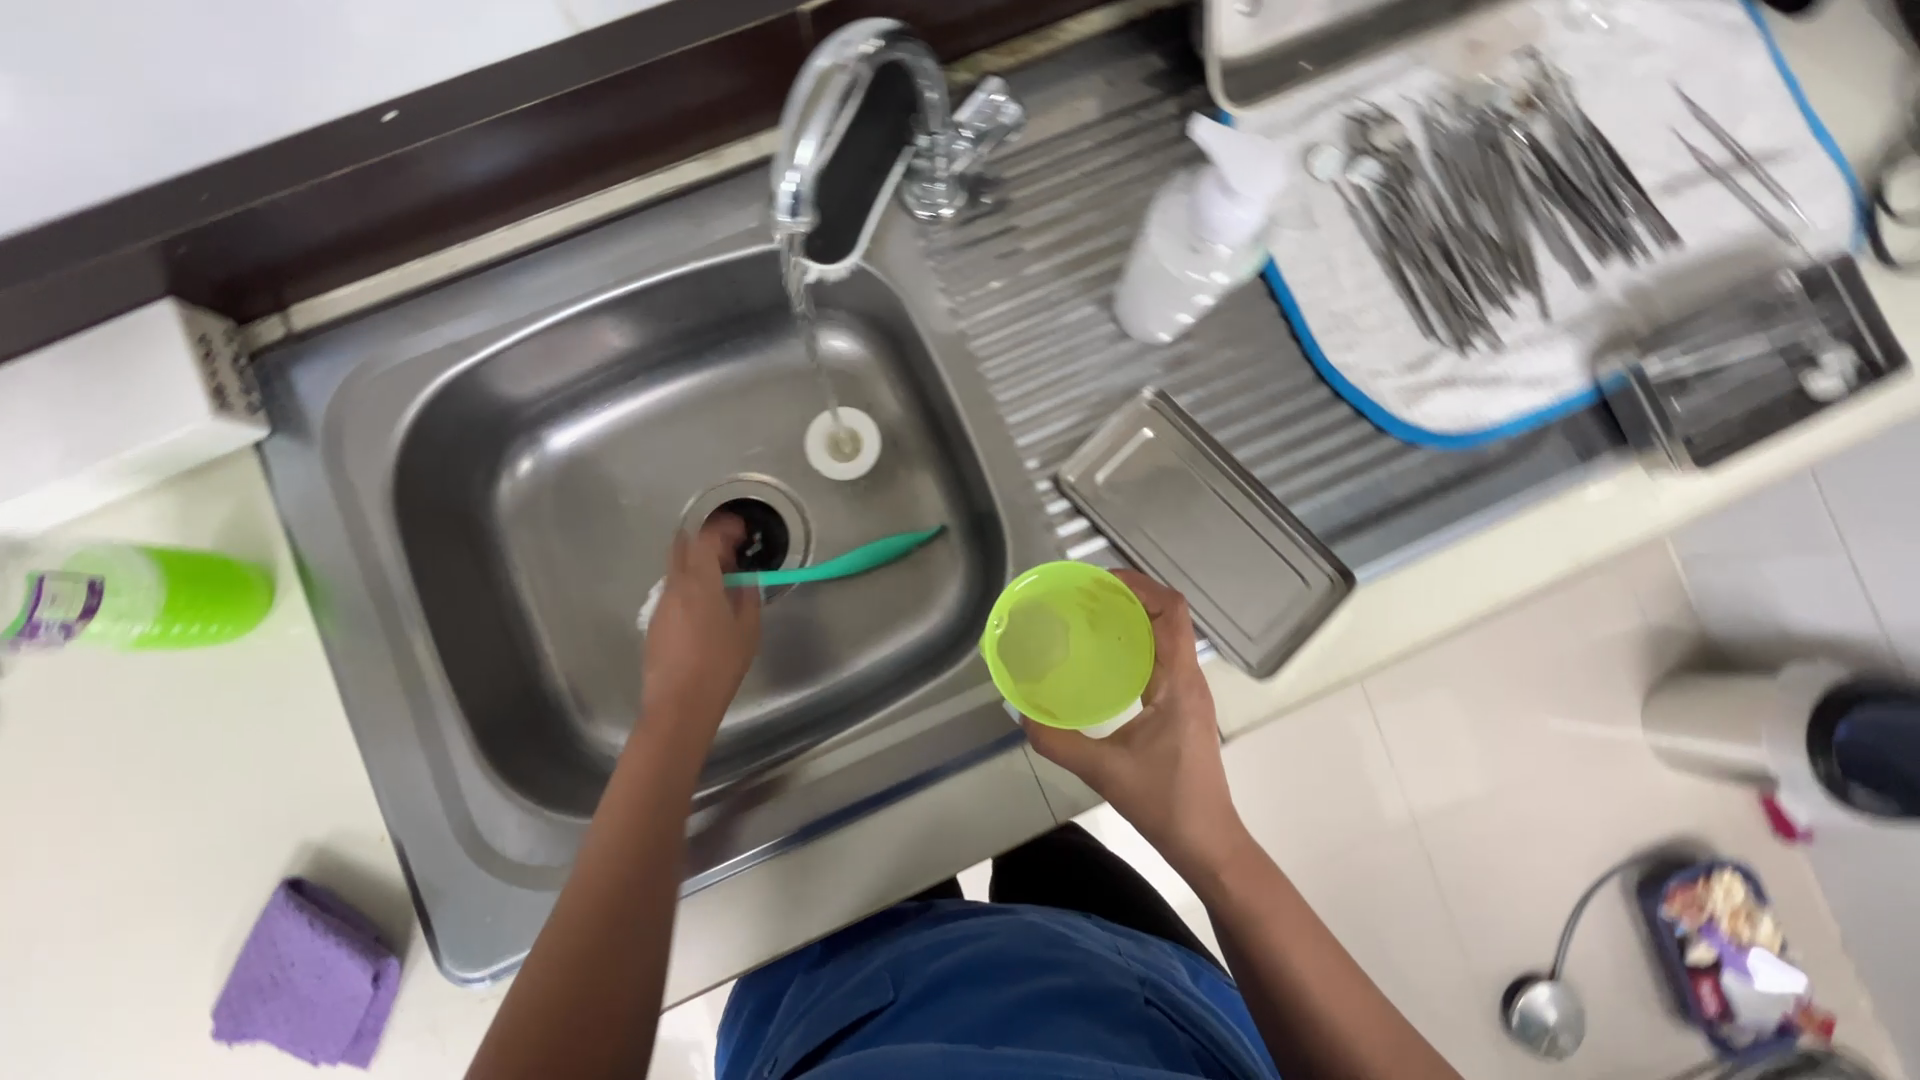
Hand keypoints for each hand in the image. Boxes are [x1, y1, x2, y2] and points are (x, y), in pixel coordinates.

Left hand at [639, 514, 761, 730]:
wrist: (679, 703)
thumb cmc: (720, 665)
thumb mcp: (748, 631)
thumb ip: (748, 598)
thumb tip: (746, 583)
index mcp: (699, 582)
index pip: (706, 538)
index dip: (723, 528)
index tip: (741, 530)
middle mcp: (674, 587)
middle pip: (682, 547)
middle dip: (705, 541)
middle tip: (729, 553)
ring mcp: (660, 605)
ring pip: (676, 570)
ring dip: (697, 566)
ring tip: (723, 583)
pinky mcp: (655, 623)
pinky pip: (673, 592)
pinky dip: (690, 587)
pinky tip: (707, 610)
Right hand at [1021, 570, 1248, 878]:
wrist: (1208, 842)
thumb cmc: (1165, 803)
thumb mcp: (1103, 771)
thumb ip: (1058, 741)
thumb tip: (1021, 714)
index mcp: (1178, 682)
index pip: (1171, 612)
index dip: (1140, 586)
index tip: (1100, 581)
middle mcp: (1188, 679)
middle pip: (1168, 617)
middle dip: (1129, 597)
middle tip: (1082, 597)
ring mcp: (1188, 694)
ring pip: (1165, 638)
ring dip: (1133, 620)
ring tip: (1088, 618)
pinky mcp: (1182, 709)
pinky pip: (1160, 660)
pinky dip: (1134, 646)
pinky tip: (1102, 661)